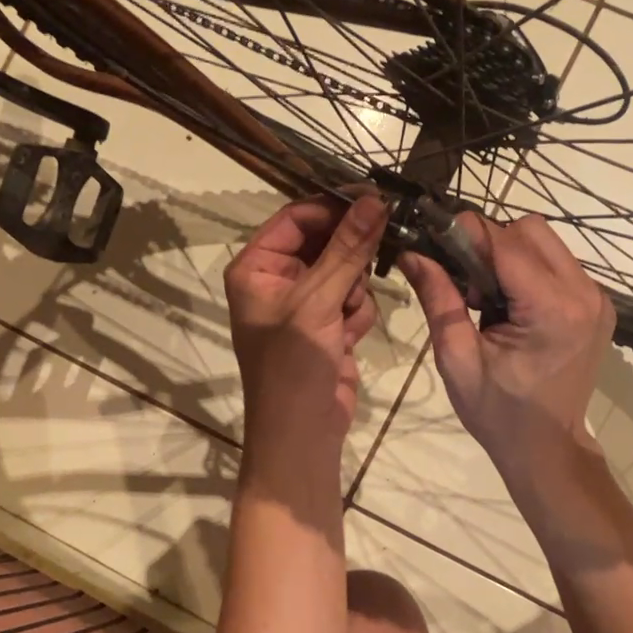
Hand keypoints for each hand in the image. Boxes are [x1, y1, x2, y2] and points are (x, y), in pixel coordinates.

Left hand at [225, 194, 386, 440]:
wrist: (303, 432)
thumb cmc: (293, 364)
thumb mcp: (317, 300)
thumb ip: (348, 249)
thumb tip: (376, 200)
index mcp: (255, 268)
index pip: (296, 218)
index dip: (334, 208)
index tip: (375, 201)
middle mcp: (277, 281)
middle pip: (325, 242)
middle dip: (349, 257)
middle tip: (373, 255)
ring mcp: (304, 305)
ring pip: (346, 270)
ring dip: (354, 290)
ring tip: (346, 317)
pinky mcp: (328, 326)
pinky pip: (353, 299)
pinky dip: (357, 315)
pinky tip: (348, 338)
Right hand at [399, 214, 614, 466]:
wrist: (547, 449)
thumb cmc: (497, 413)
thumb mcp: (458, 359)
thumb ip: (439, 300)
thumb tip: (412, 254)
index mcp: (552, 309)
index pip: (505, 241)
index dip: (466, 235)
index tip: (436, 248)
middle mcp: (584, 294)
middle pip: (530, 230)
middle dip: (490, 244)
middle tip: (466, 286)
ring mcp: (598, 298)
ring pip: (547, 243)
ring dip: (510, 257)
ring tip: (488, 301)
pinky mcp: (599, 306)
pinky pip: (559, 266)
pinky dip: (530, 273)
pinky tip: (512, 309)